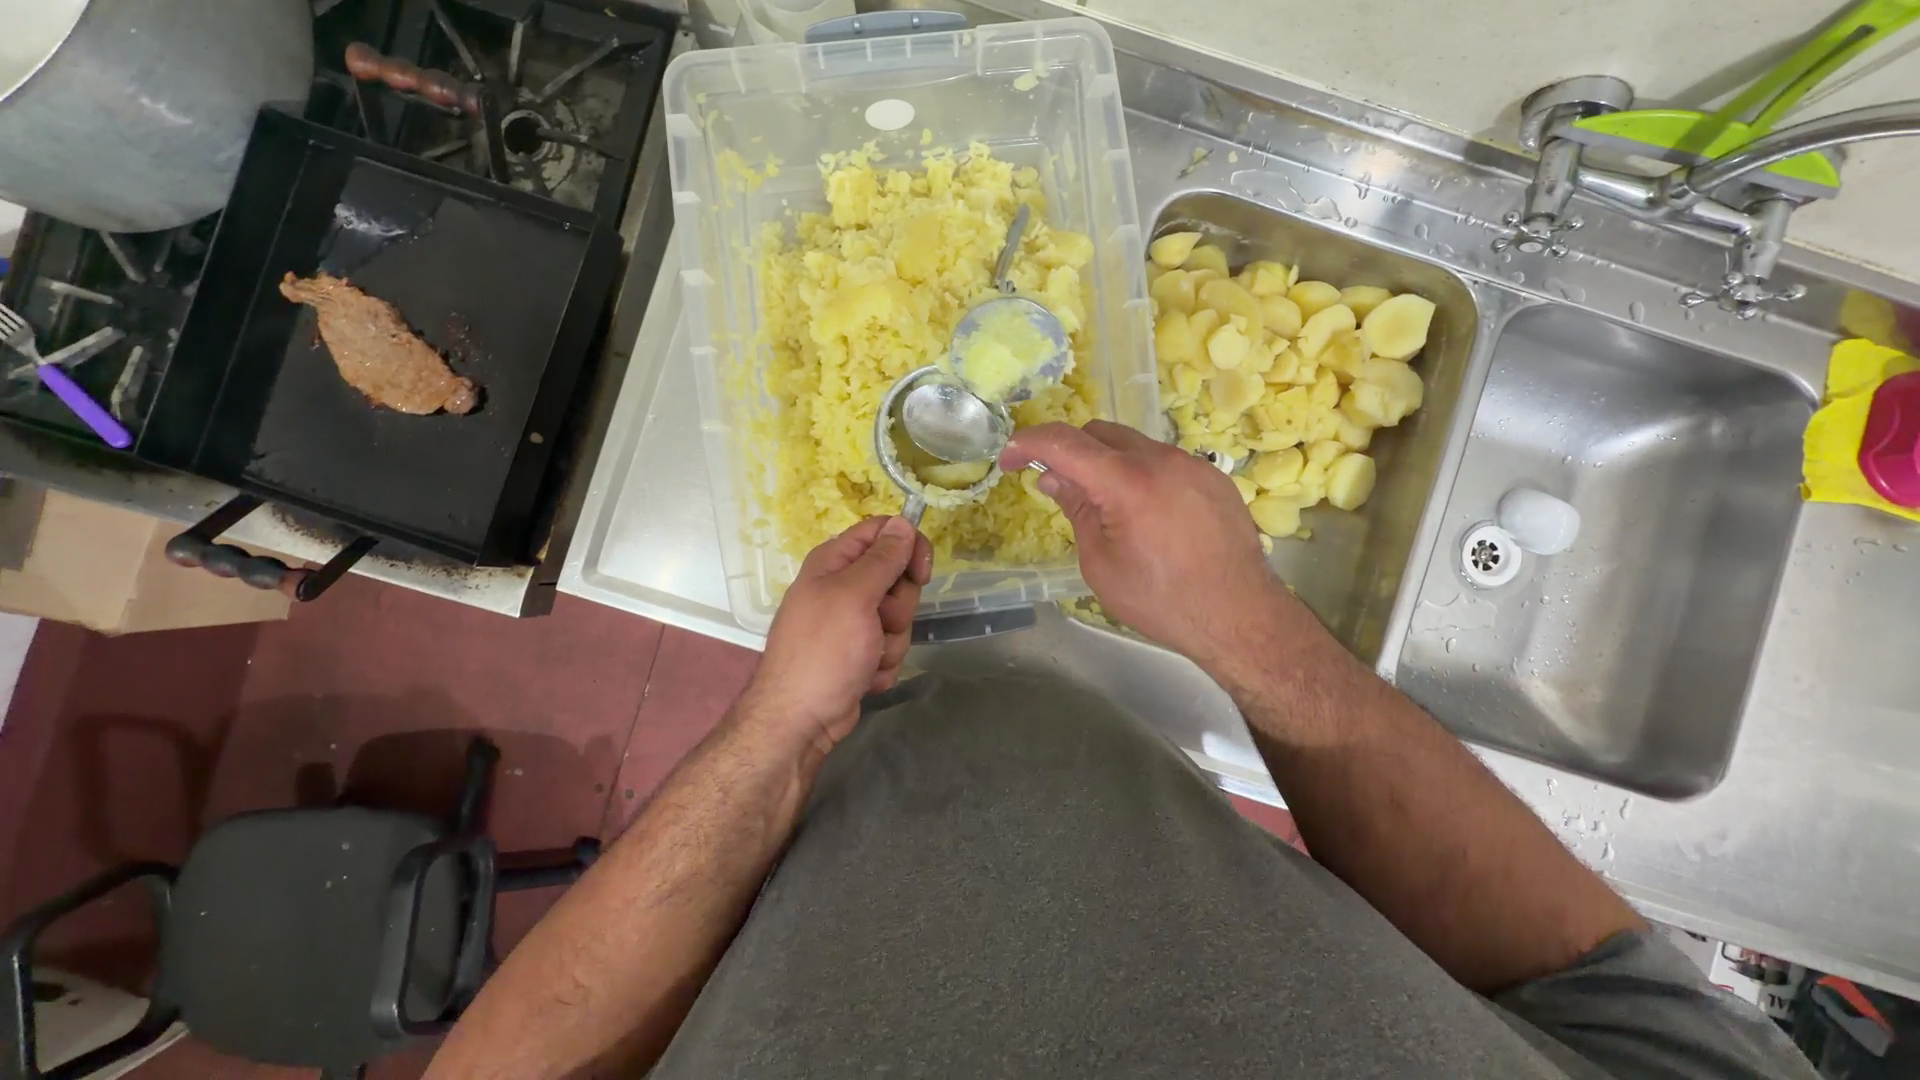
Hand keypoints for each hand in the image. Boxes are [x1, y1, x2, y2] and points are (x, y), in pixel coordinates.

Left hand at [735, 515, 932, 759]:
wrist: (801, 720)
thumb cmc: (823, 652)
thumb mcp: (855, 596)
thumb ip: (882, 558)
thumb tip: (902, 521)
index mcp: (834, 561)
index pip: (882, 532)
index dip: (907, 546)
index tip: (920, 572)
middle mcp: (842, 586)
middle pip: (898, 577)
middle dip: (899, 606)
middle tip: (879, 621)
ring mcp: (852, 622)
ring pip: (900, 617)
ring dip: (891, 641)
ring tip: (866, 657)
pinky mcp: (861, 652)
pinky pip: (892, 646)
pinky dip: (883, 664)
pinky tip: (864, 676)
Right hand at [1001, 421, 1306, 675]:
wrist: (1239, 616)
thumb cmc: (1161, 600)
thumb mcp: (1100, 563)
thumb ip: (1077, 511)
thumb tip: (1055, 478)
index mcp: (1128, 482)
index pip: (1064, 442)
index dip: (1027, 443)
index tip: (1008, 459)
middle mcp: (1162, 460)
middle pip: (1099, 433)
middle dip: (1068, 451)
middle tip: (1055, 486)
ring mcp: (1193, 465)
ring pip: (1133, 445)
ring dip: (1106, 464)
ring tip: (1103, 507)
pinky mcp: (1213, 478)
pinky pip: (1163, 462)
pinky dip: (1139, 475)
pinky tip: (1144, 514)